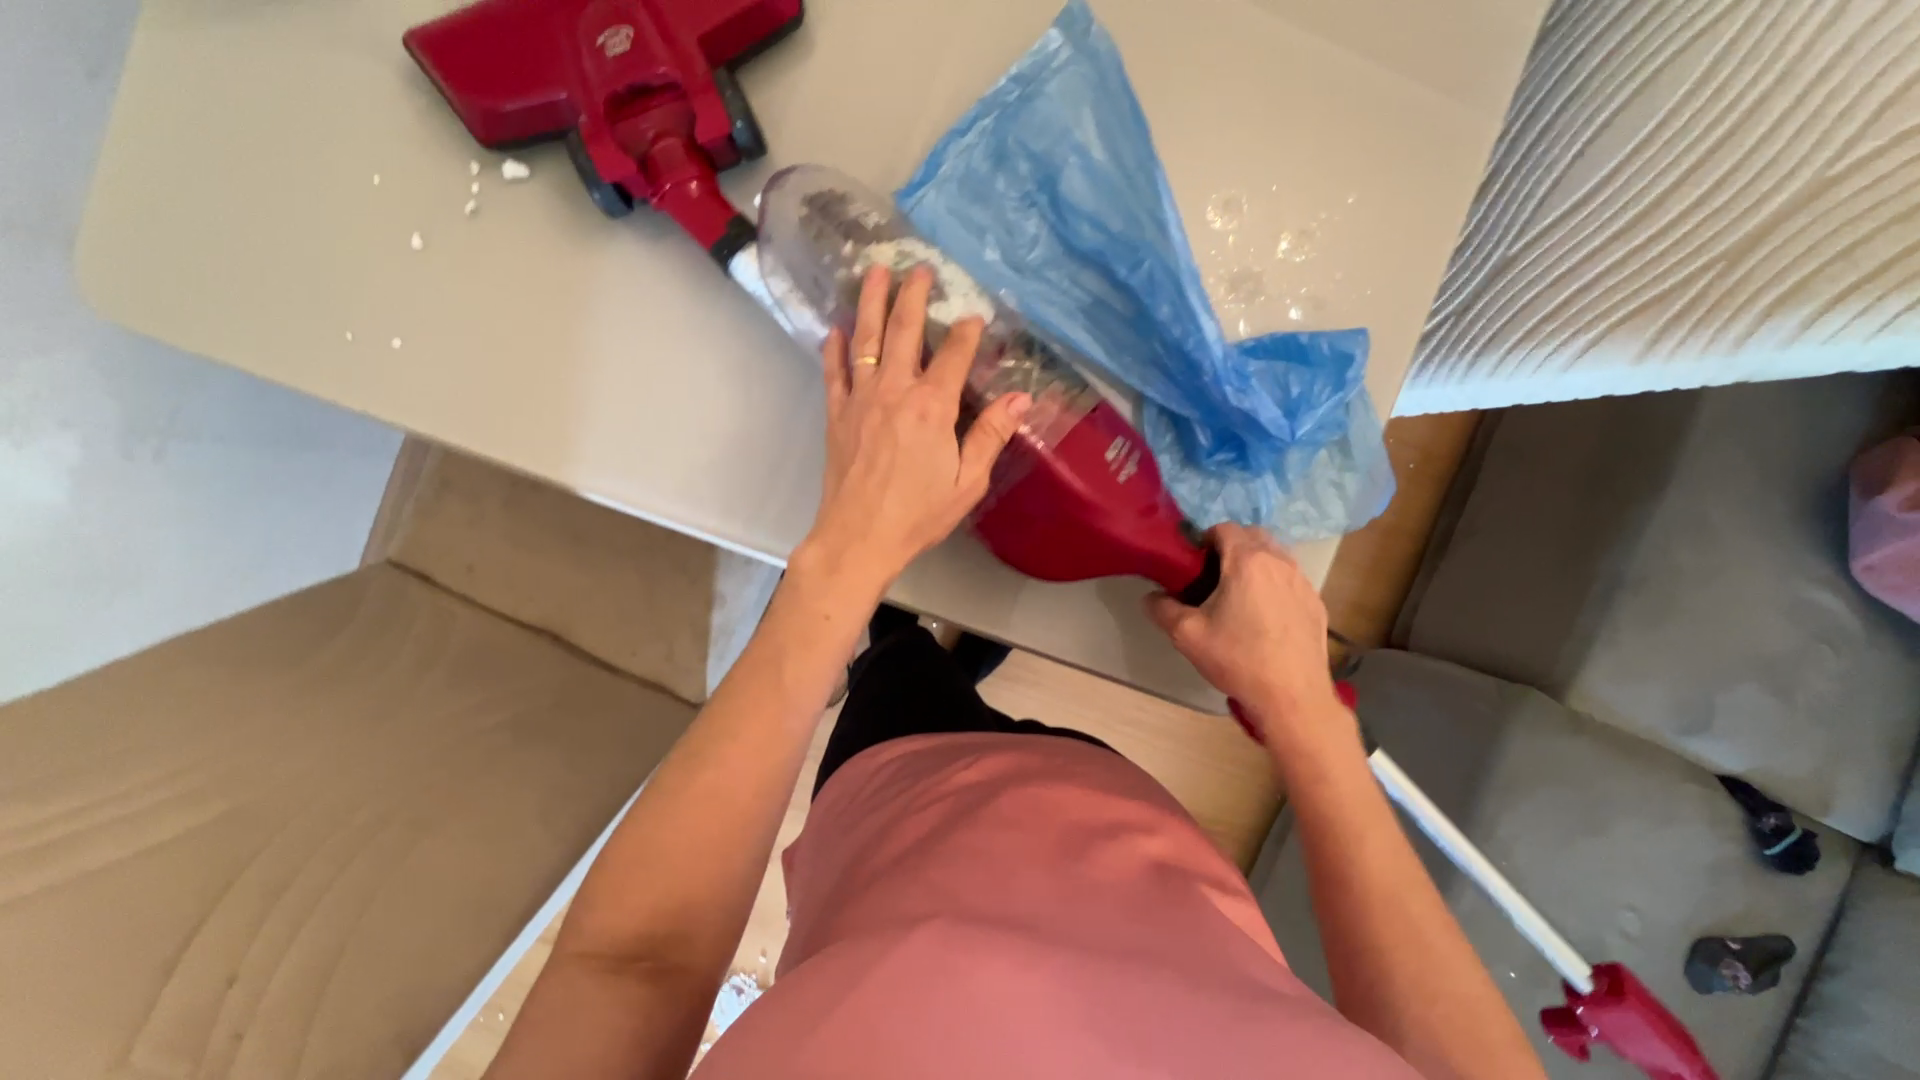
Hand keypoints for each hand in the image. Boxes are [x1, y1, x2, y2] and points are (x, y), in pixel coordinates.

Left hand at [795, 264, 1030, 596]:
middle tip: (919, 268)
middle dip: (914, 295)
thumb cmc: (919, 514)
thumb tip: (1020, 398)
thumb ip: (991, 434)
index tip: (975, 316)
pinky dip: (834, 348)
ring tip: (875, 272)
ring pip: (866, 339)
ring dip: (871, 303)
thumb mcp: (968, 480)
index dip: (967, 332)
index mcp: (932, 406)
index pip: (955, 354)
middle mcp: (895, 390)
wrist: (858, 537)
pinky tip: (835, 329)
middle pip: (904, 330)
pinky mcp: (837, 414)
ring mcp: (861, 399)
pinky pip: (834, 372)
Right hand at [1145, 524, 1348, 749]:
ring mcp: (1303, 582)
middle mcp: (1280, 562)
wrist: (1292, 696)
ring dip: (1255, 564)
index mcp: (1248, 561)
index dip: (1204, 540)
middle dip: (1231, 548)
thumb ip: (1163, 609)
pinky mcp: (1315, 603)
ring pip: (1275, 556)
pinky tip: (1264, 618)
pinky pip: (1290, 580)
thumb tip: (1151, 597)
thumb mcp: (1187, 635)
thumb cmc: (1238, 659)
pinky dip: (1274, 585)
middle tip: (1213, 578)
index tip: (1193, 566)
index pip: (1224, 528)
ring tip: (1238, 597)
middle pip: (1253, 536)